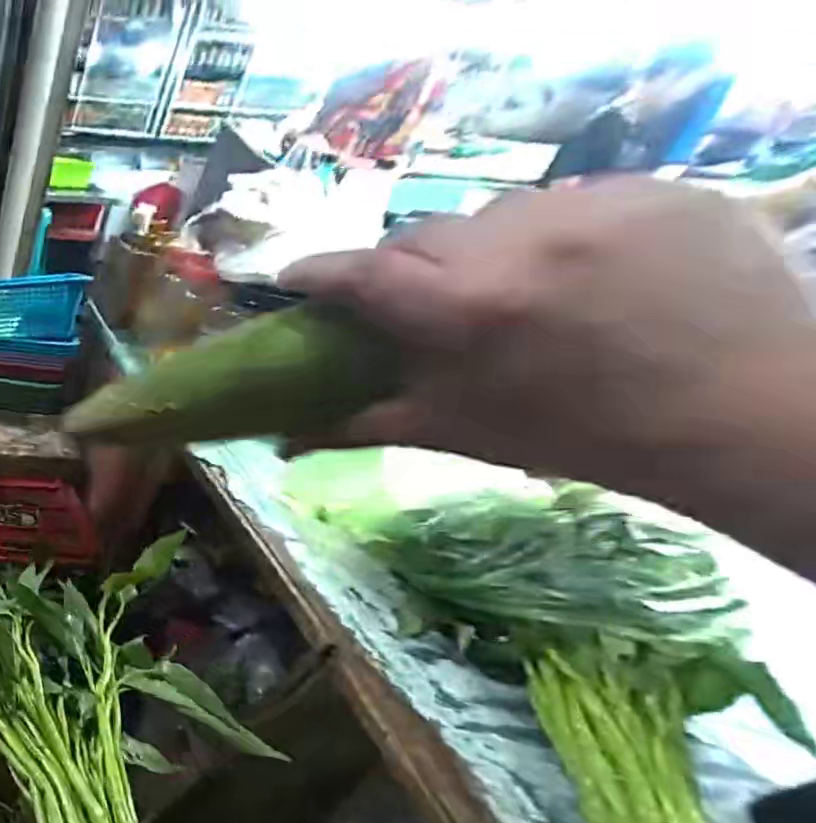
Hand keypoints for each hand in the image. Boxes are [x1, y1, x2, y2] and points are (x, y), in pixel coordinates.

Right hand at [278, 178, 815, 502]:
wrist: (732, 411)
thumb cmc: (564, 430)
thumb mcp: (446, 428)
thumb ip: (353, 426)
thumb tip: (279, 444)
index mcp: (461, 309)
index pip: (362, 271)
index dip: (318, 270)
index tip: (292, 276)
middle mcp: (518, 244)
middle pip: (420, 235)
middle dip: (400, 265)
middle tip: (405, 297)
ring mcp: (594, 208)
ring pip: (490, 213)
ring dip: (472, 246)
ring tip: (493, 284)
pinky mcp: (657, 189)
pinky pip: (565, 198)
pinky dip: (543, 231)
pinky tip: (561, 267)